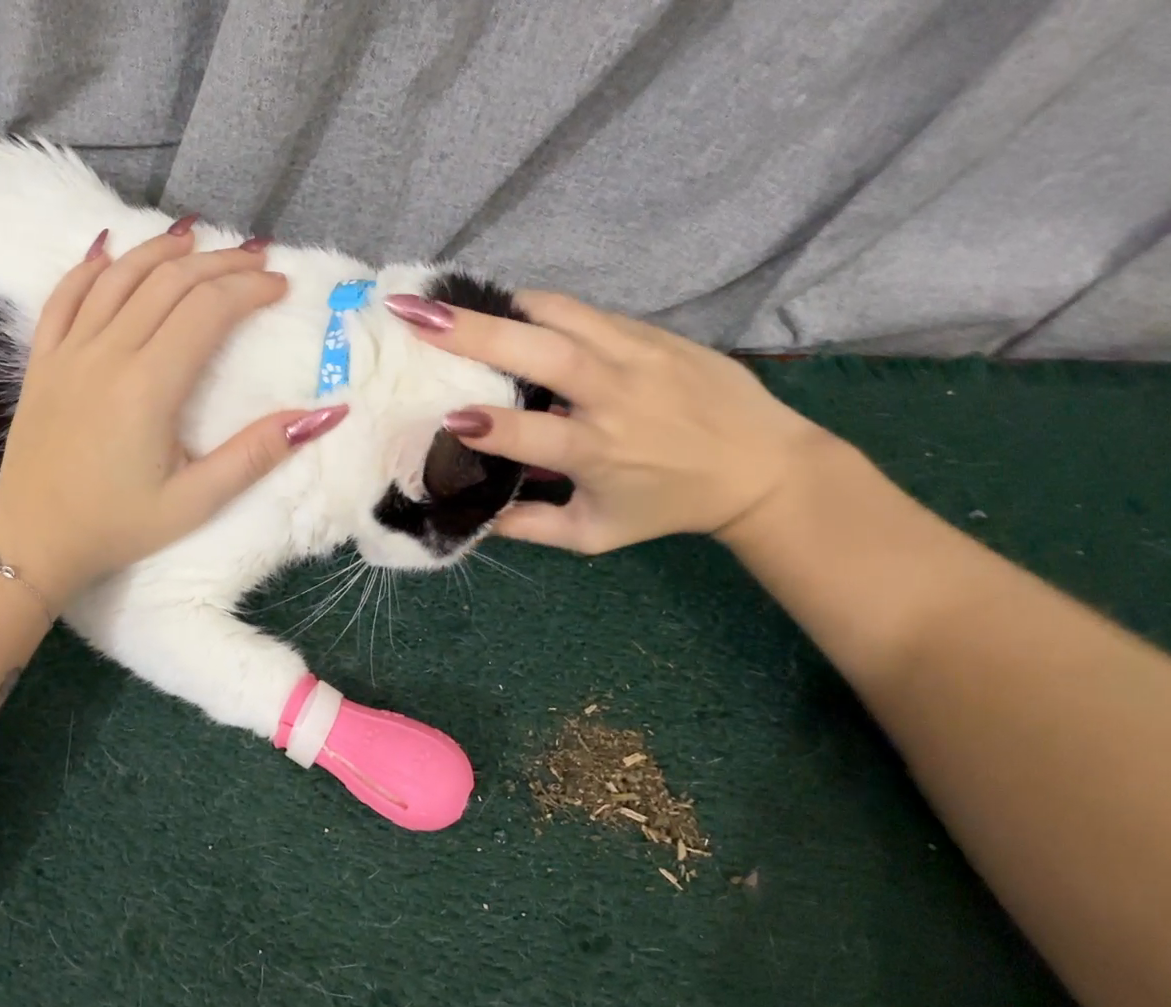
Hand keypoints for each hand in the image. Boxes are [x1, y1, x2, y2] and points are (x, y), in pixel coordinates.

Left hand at [0, 226, 347, 604]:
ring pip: (118, 277)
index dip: (249, 289)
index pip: (207, 310)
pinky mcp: (41, 361)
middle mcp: (107, 354)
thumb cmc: (117, 527)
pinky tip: (111, 251)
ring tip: (197, 237)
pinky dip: (91, 267)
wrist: (33, 540)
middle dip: (219, 262)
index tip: (281, 286)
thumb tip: (322, 413)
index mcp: (149, 386)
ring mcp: (67, 352)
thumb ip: (255, 455)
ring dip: (161, 250)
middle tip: (256, 259)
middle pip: (169, 282)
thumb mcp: (195, 502)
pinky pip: (64, 297)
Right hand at [390, 290, 831, 554]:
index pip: (535, 434)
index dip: (490, 425)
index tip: (446, 417)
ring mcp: (639, 355)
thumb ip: (530, 527)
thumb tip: (465, 518)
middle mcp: (618, 396)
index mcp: (600, 452)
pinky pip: (585, 312)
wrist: (761, 465)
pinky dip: (538, 308)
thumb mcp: (595, 534)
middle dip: (474, 332)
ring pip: (563, 314)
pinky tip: (506, 311)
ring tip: (450, 303)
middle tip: (414, 316)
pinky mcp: (653, 333)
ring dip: (501, 306)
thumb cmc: (667, 505)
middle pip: (544, 352)